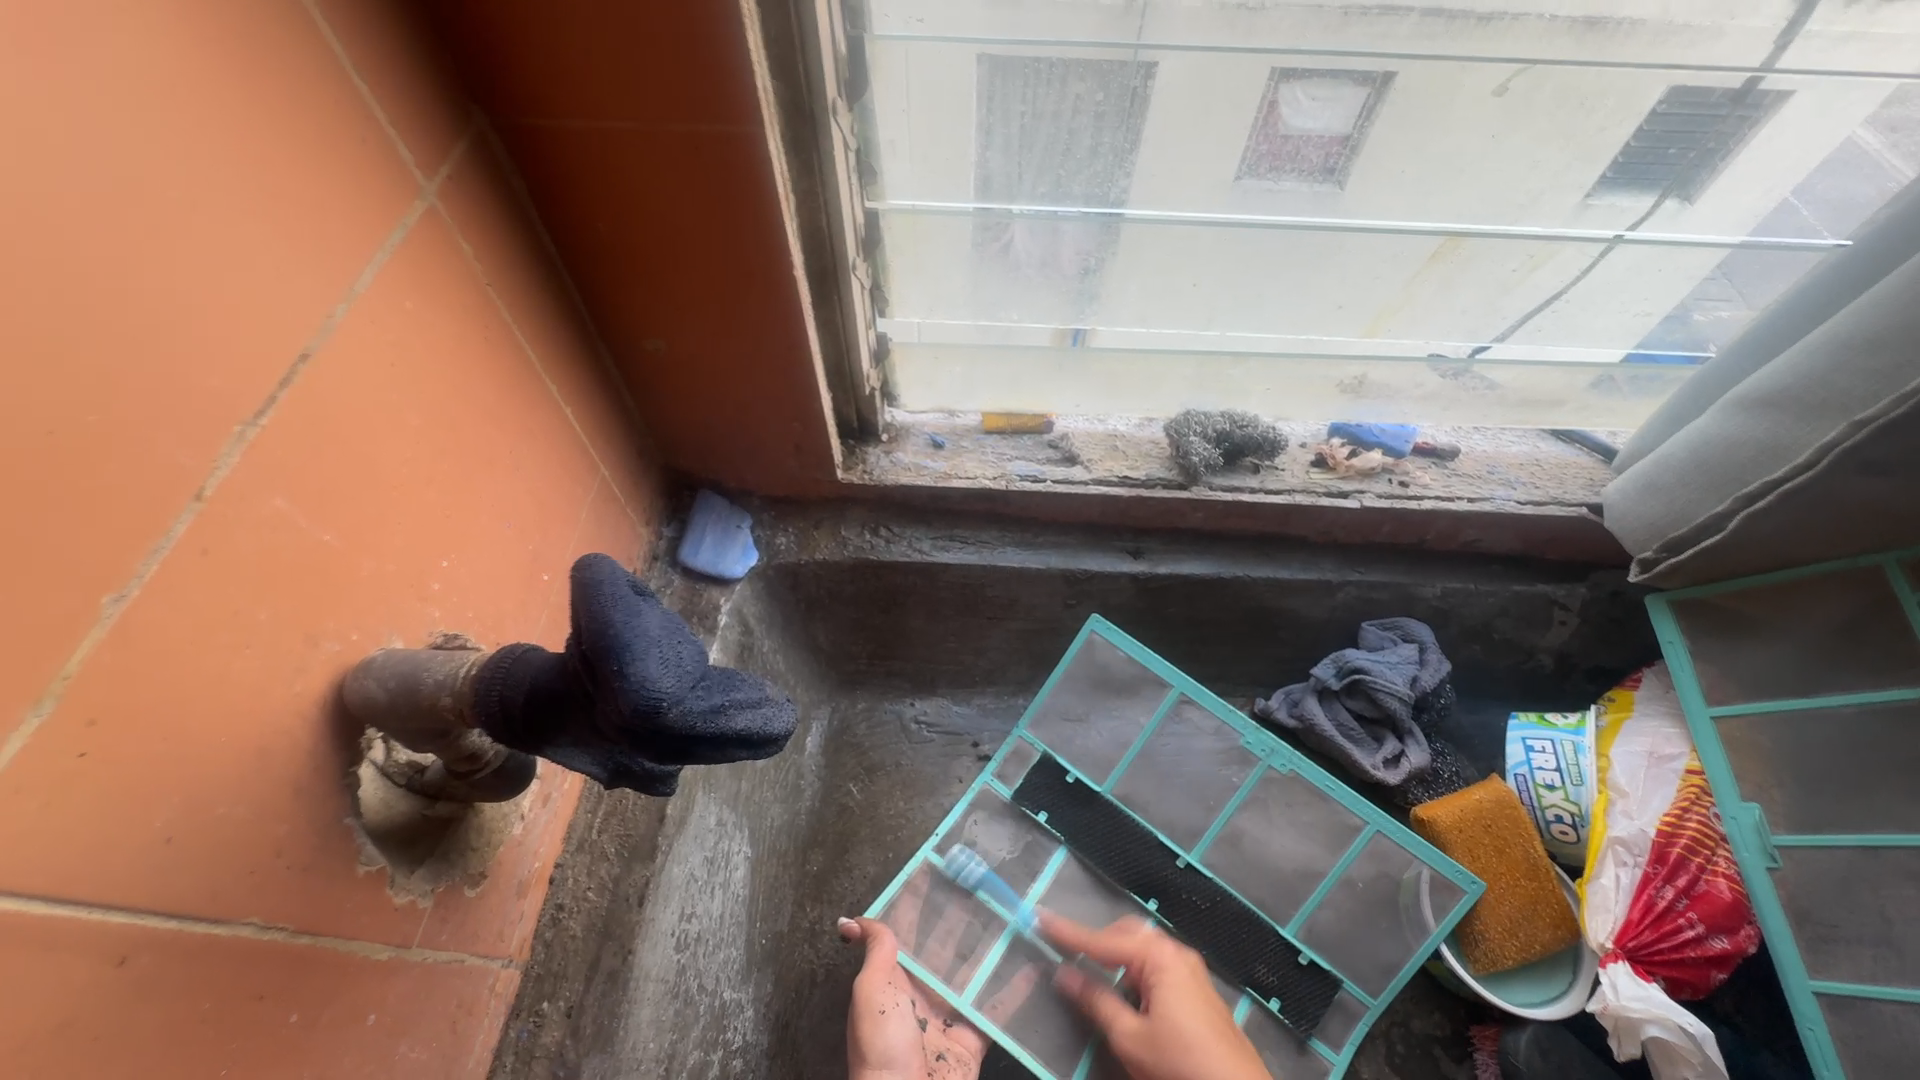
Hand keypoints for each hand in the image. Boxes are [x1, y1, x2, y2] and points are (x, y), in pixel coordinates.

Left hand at [841, 880, 1038, 1079]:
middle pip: (943, 948)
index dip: (917, 903)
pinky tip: (1033, 966)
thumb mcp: (871, 990)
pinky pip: (996, 1008)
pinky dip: (1015, 990)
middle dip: (959, 917)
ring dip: (990, 947)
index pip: (905, 932)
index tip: (937, 872)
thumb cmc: (884, 1044)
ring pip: (972, 973)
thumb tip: (851, 920)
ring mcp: (948, 1016)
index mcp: (892, 980)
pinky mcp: (973, 1038)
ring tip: (1012, 915)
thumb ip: (875, 951)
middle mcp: (920, 994)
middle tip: (982, 885)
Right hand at [1044, 914, 1270, 1079]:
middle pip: (1127, 935)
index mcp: (1160, 958)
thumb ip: (1096, 1002)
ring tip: (1092, 975)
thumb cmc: (1181, 1067)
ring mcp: (1191, 973)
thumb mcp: (1130, 1039)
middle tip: (1066, 951)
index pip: (1103, 941)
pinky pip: (1156, 968)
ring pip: (1143, 951)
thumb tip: (1065, 974)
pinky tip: (1124, 995)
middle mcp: (1177, 954)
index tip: (1039, 918)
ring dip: (1116, 959)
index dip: (1069, 933)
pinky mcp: (1197, 994)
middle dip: (1096, 942)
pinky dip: (1134, 974)